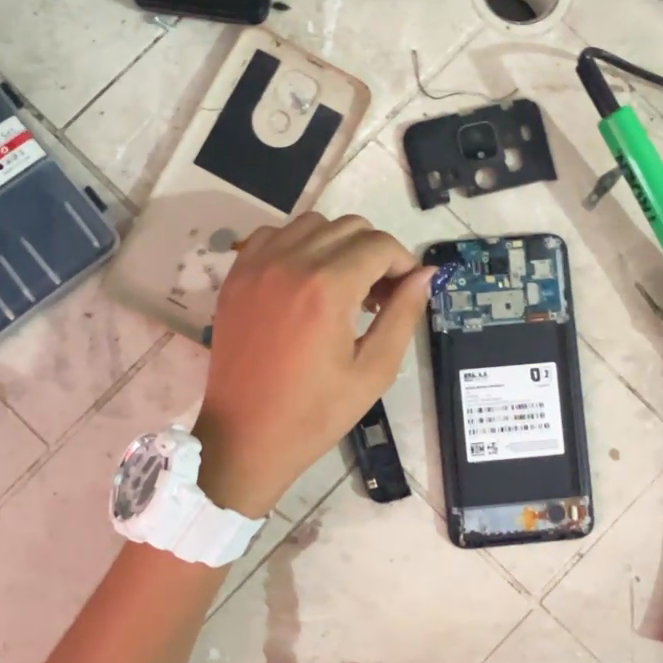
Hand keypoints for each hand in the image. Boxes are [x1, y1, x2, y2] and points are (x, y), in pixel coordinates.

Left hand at [192, 213, 434, 518]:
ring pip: (312, 224)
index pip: (380, 245)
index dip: (403, 264)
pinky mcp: (236, 276)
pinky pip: (273, 235)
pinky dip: (298, 246)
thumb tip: (426, 275)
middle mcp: (290, 263)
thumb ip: (403, 316)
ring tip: (343, 288)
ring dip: (338, 245)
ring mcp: (257, 266)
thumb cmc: (314, 414)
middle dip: (375, 253)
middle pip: (349, 228)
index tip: (405, 293)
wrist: (244, 437)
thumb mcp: (373, 371)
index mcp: (327, 288)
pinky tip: (306, 282)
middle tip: (379, 297)